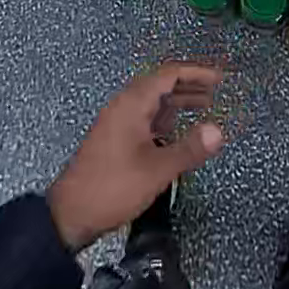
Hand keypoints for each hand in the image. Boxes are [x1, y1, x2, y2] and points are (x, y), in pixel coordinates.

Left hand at [47, 63, 225, 251]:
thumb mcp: (157, 169)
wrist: (69, 215)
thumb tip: (218, 131)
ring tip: (204, 106)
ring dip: (179, 100)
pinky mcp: (114, 136)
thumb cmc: (113, 186)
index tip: (219, 77)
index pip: (170, 73)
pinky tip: (177, 130)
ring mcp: (118, 120)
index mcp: (134, 102)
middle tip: (216, 89)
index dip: (197, 72)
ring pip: (154, 100)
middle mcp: (125, 104)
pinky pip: (146, 115)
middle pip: (162, 83)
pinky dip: (166, 116)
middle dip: (190, 84)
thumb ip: (189, 148)